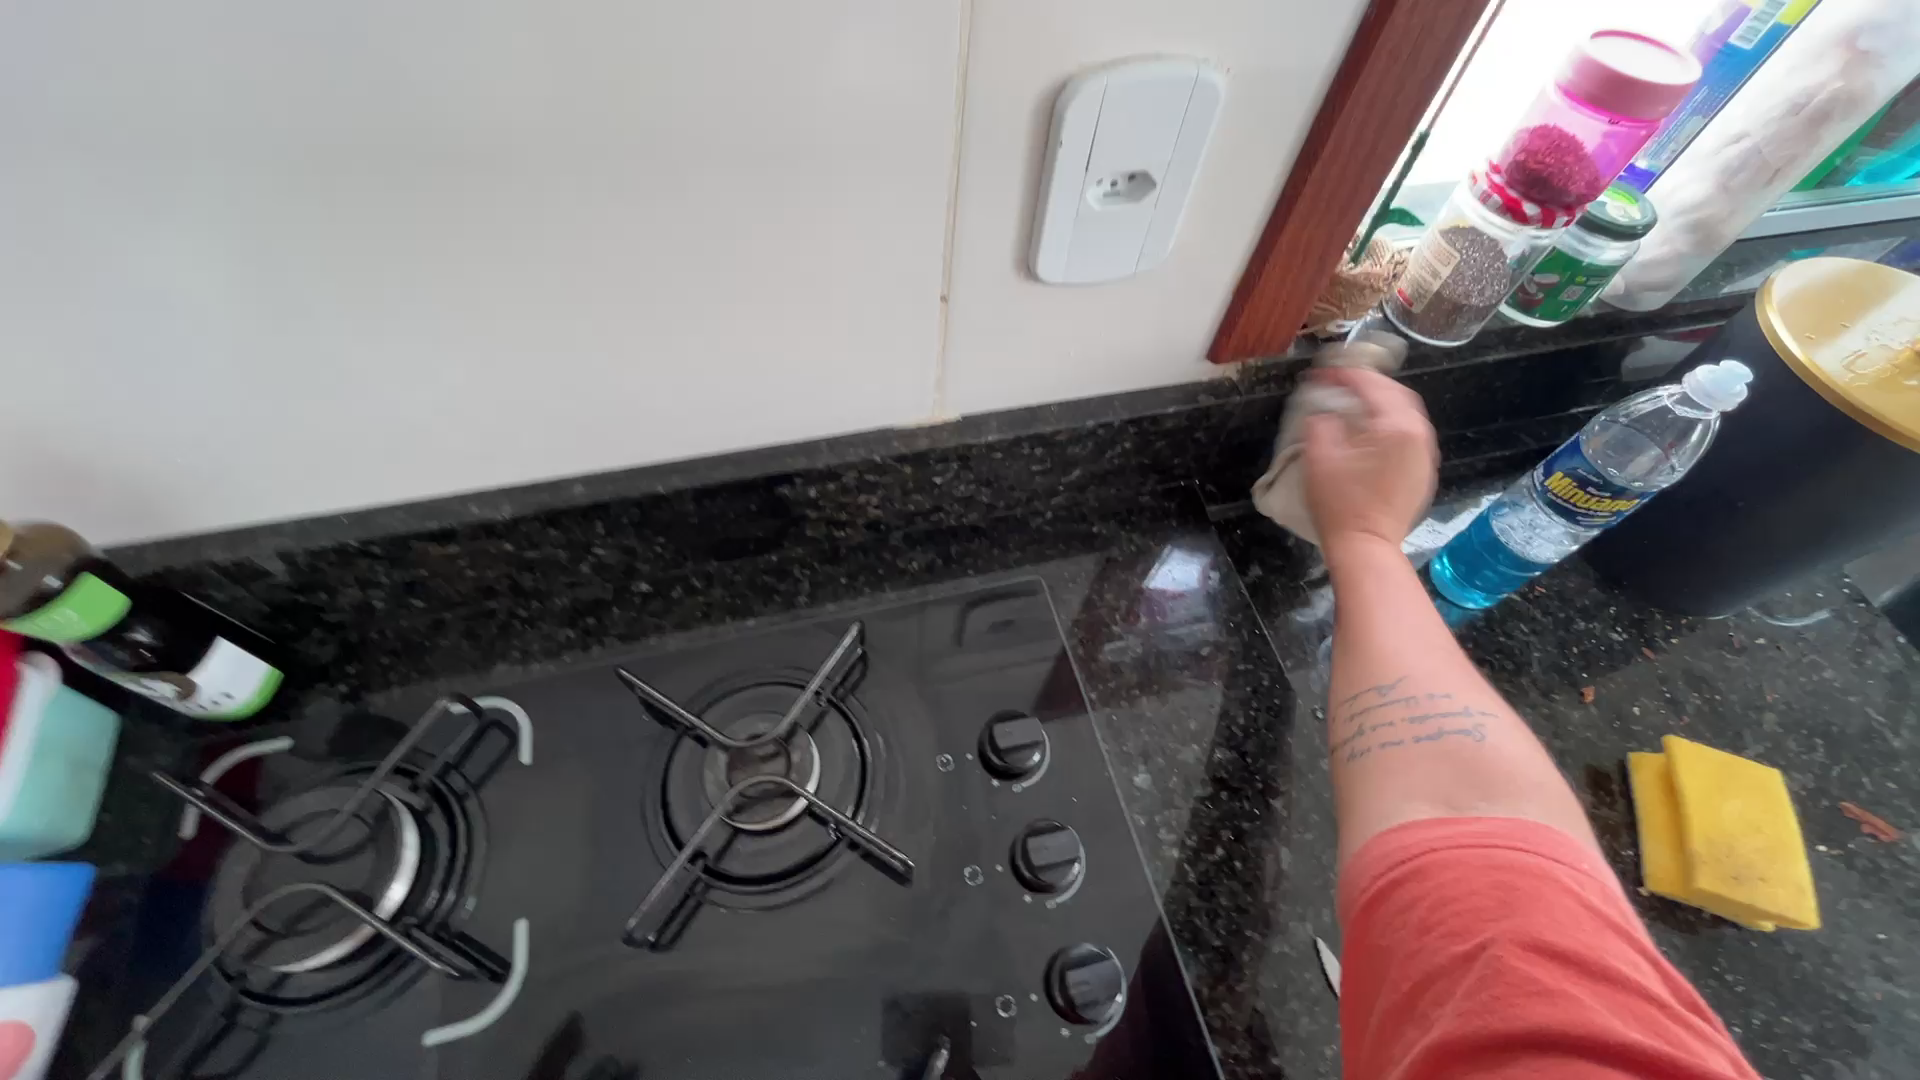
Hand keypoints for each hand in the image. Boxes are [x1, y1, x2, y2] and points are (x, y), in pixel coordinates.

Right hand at [1301, 367, 1438, 553]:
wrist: (1365, 546)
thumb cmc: (1339, 504)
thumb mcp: (1319, 458)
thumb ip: (1321, 423)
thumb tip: (1325, 411)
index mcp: (1395, 426)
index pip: (1371, 385)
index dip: (1344, 375)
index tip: (1320, 374)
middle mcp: (1418, 434)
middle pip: (1396, 394)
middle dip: (1367, 384)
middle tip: (1339, 384)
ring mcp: (1424, 454)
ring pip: (1405, 414)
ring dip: (1380, 404)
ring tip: (1353, 406)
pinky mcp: (1422, 471)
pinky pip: (1408, 436)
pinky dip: (1389, 425)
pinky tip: (1369, 435)